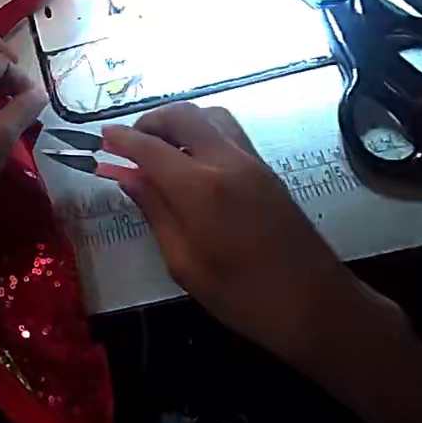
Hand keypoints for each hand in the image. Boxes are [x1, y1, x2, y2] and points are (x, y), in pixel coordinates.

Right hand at [99, 103, 404, 364]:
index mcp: (201, 189)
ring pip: (208, 116)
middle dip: (149, 121)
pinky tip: (192, 161)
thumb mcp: (185, 264)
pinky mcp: (267, 169)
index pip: (150, 147)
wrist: (319, 307)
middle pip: (181, 115)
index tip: (101, 138)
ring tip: (161, 149)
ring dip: (179, 122)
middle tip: (130, 144)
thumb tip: (126, 176)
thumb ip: (154, 211)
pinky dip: (202, 131)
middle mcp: (227, 161)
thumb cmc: (245, 298)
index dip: (121, 140)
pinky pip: (228, 131)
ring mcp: (252, 161)